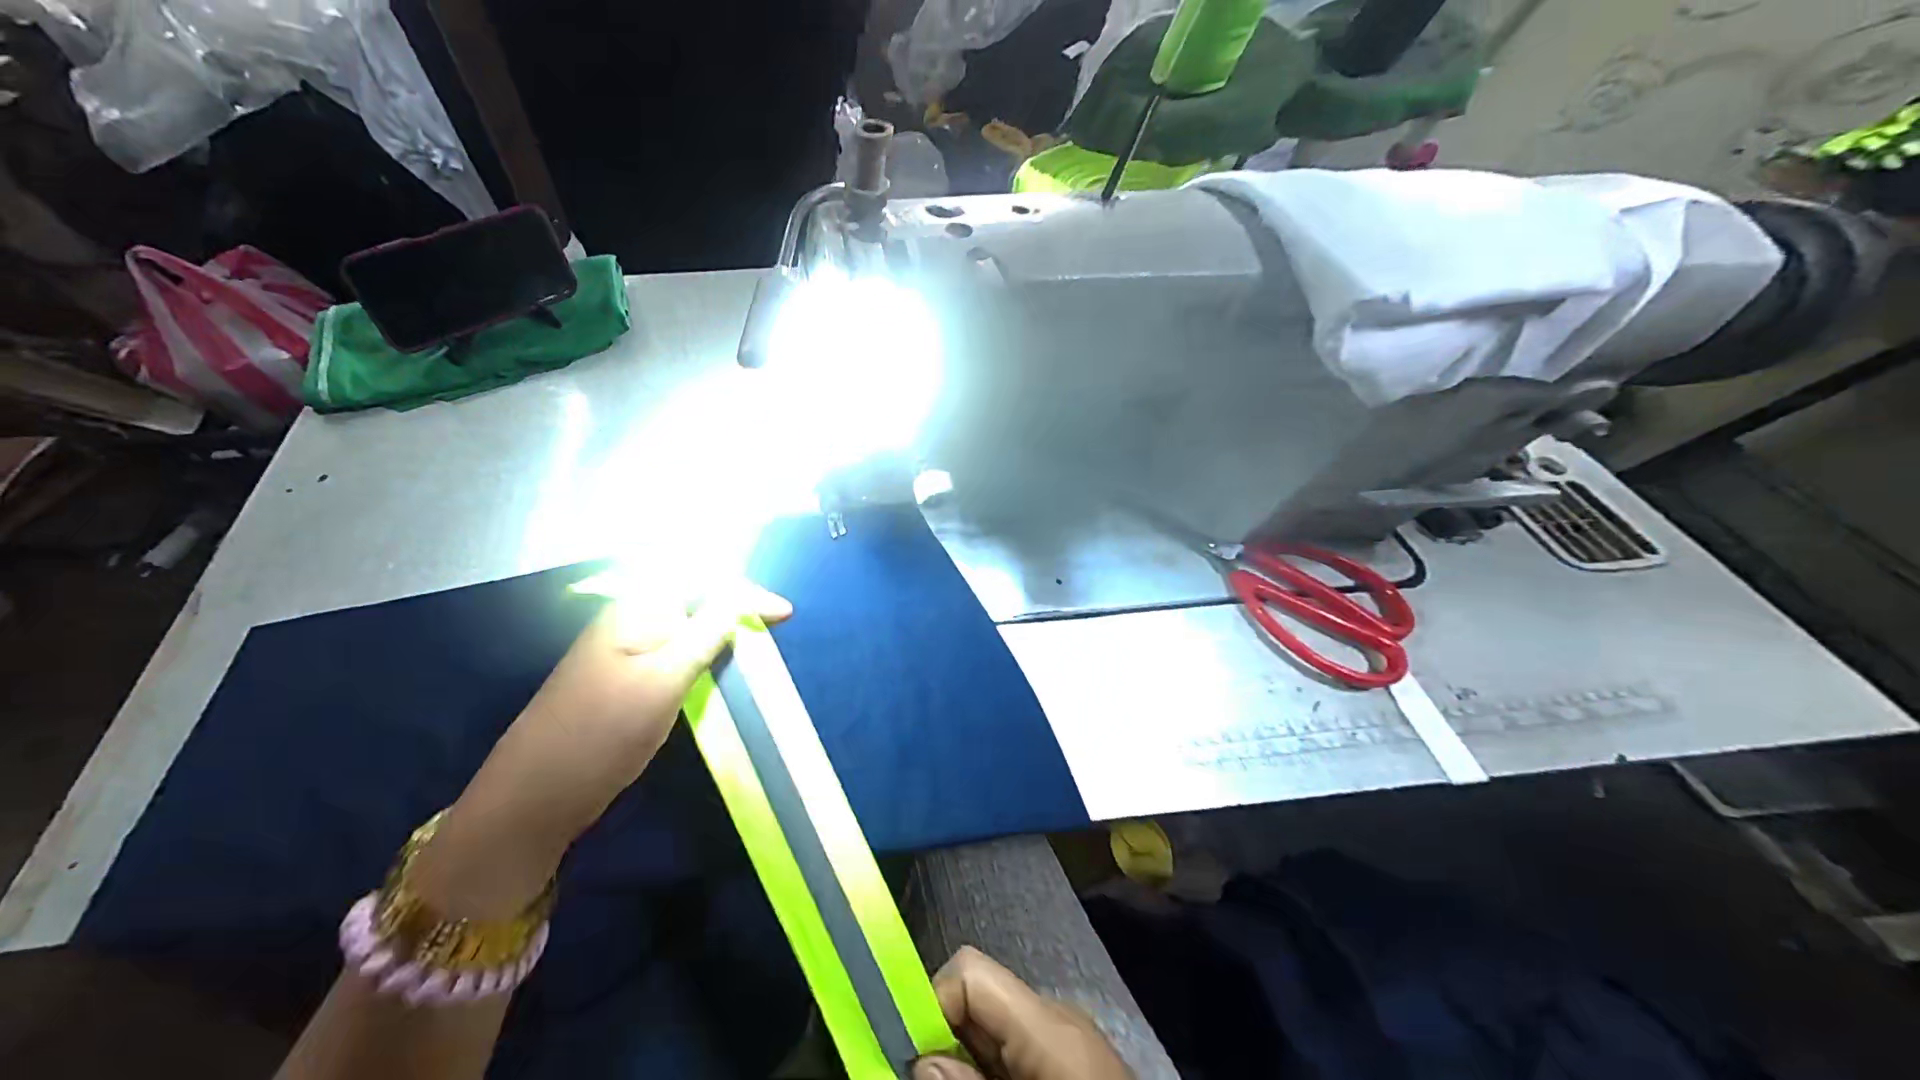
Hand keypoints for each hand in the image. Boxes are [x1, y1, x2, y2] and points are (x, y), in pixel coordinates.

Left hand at [411, 581, 791, 918]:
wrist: (536, 795)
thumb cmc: (603, 733)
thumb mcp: (664, 679)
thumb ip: (707, 632)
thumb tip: (745, 597)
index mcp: (635, 609)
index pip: (700, 575)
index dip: (745, 589)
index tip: (785, 613)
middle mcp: (630, 621)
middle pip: (692, 593)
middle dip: (735, 602)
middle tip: (773, 622)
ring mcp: (626, 651)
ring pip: (685, 623)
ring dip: (722, 628)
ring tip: (756, 640)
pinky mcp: (627, 679)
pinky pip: (675, 651)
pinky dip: (705, 655)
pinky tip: (720, 668)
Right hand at [913, 947, 1132, 1079]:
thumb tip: (923, 1061)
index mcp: (1047, 1024)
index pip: (970, 970)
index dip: (933, 1004)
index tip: (914, 1057)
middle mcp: (1057, 1015)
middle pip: (979, 995)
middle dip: (946, 1036)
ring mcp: (1069, 1034)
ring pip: (994, 1022)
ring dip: (967, 1056)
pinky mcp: (1073, 1055)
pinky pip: (1017, 1044)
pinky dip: (993, 1065)